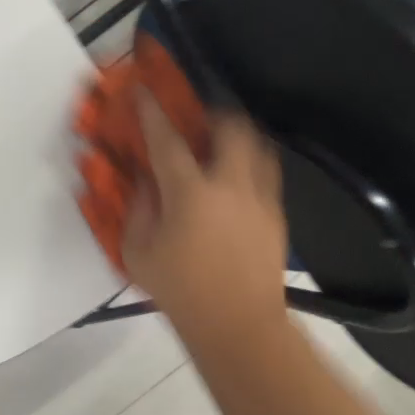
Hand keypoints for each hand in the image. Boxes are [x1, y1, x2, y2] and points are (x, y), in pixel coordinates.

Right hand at [121, 89, 288, 347]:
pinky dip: (247, 166)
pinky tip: (231, 183)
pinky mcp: (276, 214)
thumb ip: (140, 210)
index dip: (152, 113)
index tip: (142, 92)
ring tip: (216, 147)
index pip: (167, 142)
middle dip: (211, 115)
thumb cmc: (177, 289)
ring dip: (236, 137)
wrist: (236, 322)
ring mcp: (260, 198)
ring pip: (257, 146)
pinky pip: (265, 174)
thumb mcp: (138, 252)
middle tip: (193, 122)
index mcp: (191, 194)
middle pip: (232, 128)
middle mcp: (232, 185)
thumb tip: (146, 184)